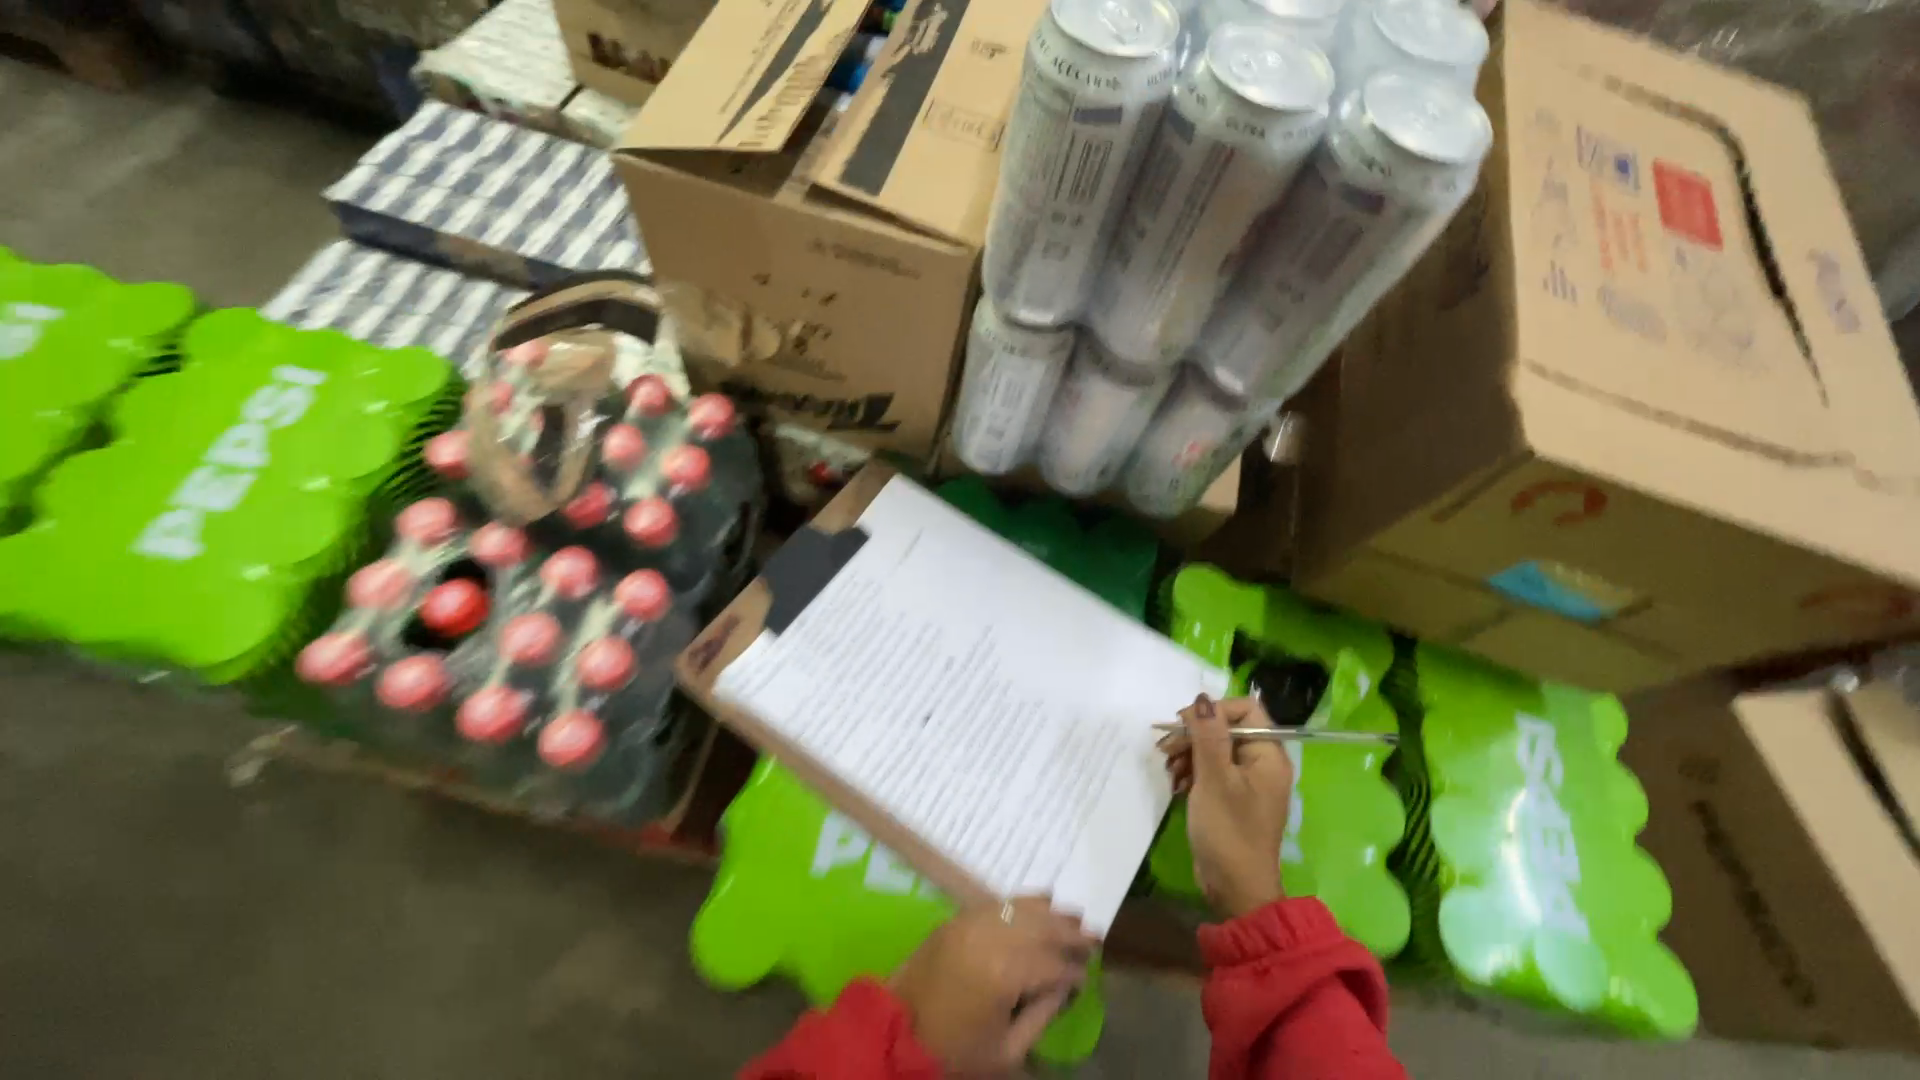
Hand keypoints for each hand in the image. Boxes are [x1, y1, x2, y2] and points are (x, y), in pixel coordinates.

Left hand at [891, 896, 1096, 1074]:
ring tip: (1075, 917)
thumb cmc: (954, 1049)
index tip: (1088, 975)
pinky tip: (1042, 901)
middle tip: (1094, 937)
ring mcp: (972, 923)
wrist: (898, 1031)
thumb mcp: (1006, 1051)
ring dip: (1051, 912)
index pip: (1052, 964)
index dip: (1073, 971)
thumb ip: (1041, 1015)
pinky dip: (1023, 901)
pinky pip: (998, 902)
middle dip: (1070, 933)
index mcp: (1004, 973)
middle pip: (1041, 927)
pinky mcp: (958, 919)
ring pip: (1021, 908)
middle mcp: (990, 938)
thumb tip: (1063, 987)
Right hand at [1159, 695, 1294, 918]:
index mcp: (1268, 755)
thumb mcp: (1214, 778)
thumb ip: (1208, 735)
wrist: (1234, 888)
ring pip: (1215, 749)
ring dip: (1189, 754)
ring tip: (1168, 770)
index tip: (1183, 724)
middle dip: (1194, 735)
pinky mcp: (1232, 799)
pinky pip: (1212, 771)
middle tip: (1165, 749)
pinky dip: (1192, 773)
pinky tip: (1176, 784)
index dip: (1213, 711)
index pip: (1245, 710)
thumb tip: (1202, 698)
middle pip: (1226, 728)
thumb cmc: (1228, 830)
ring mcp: (1247, 783)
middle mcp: (1262, 764)